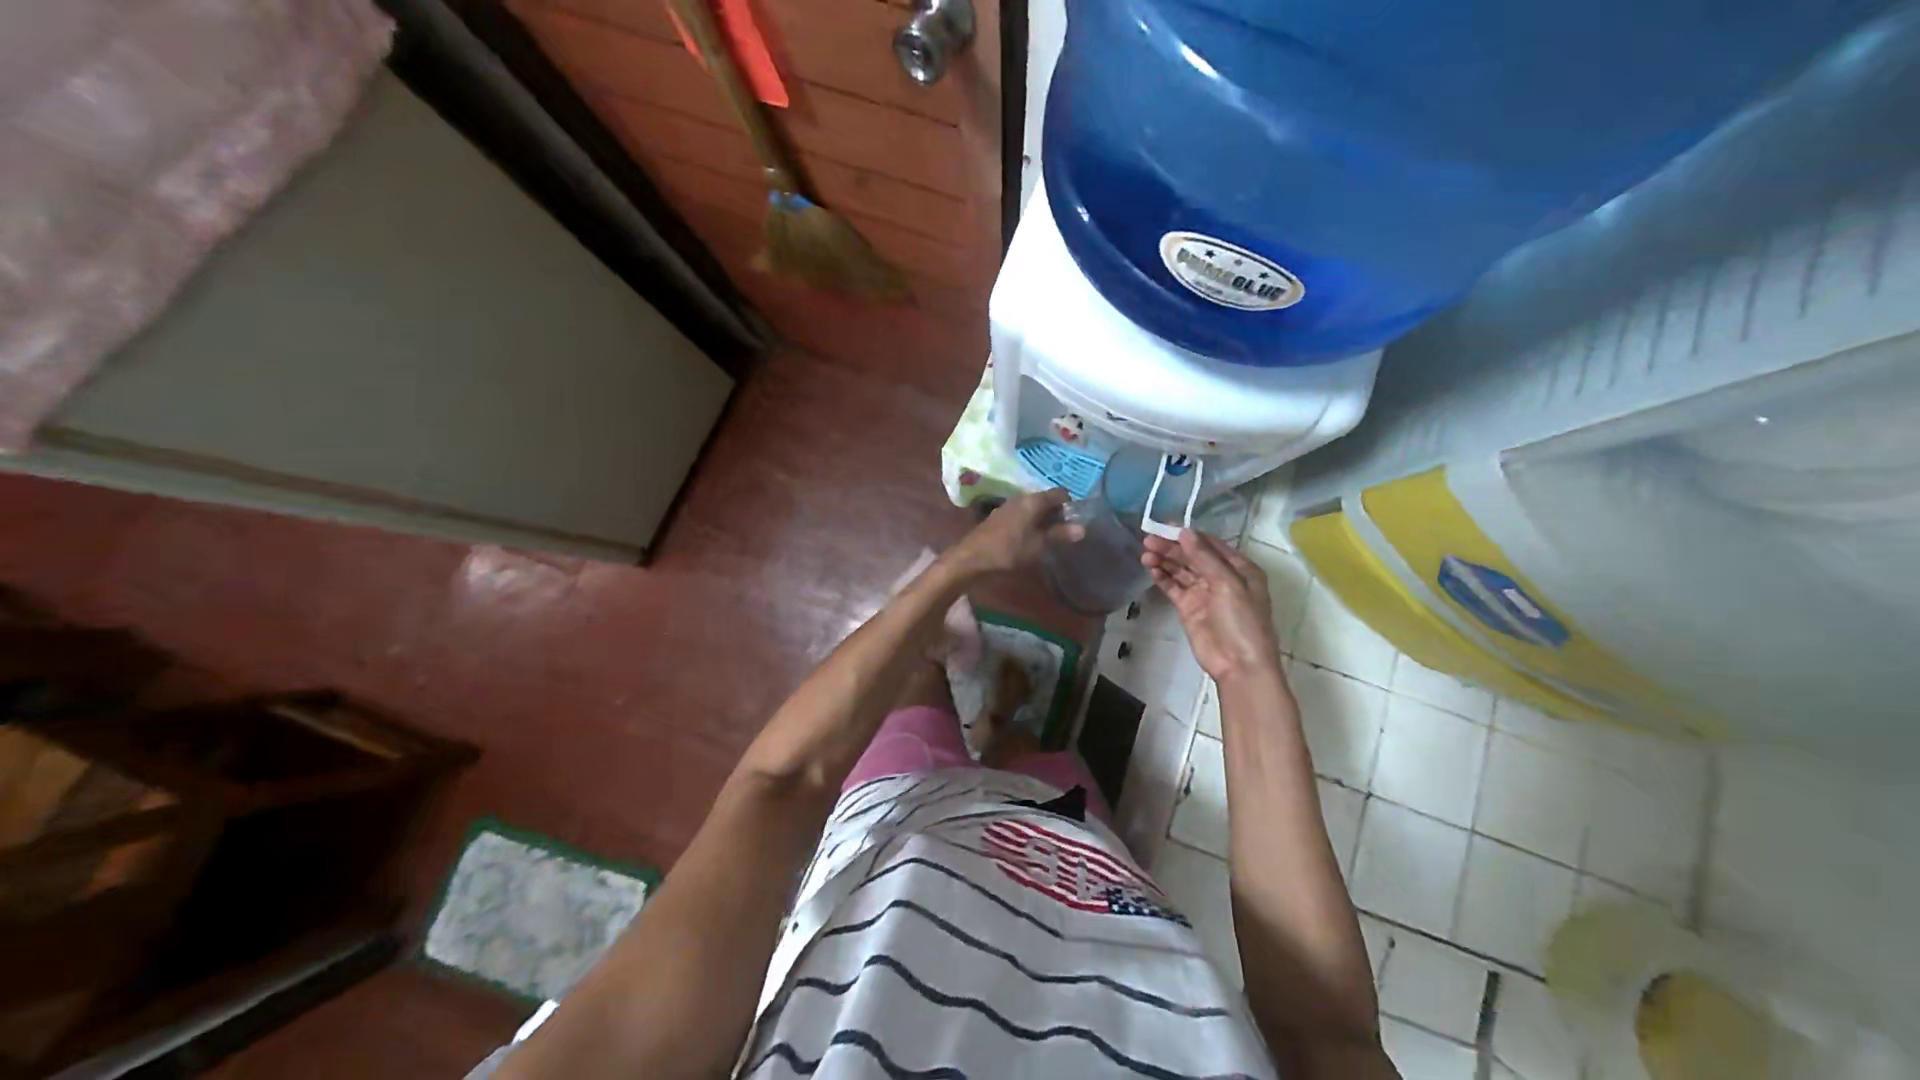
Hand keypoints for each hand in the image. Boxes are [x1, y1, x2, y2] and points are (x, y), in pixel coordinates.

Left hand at [948, 488, 1082, 575]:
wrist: (971, 558)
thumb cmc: (1008, 550)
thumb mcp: (1038, 545)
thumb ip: (1059, 534)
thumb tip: (1083, 528)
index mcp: (1033, 500)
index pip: (1060, 493)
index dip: (1070, 506)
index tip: (1074, 522)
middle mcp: (1022, 497)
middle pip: (1047, 500)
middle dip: (1058, 514)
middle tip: (1065, 533)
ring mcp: (1009, 505)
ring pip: (1034, 507)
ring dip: (1043, 519)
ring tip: (1049, 538)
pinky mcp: (1000, 516)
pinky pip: (1022, 514)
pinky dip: (1031, 523)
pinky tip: (1031, 539)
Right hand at [1141, 529, 1283, 683]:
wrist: (1239, 664)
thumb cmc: (1242, 621)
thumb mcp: (1228, 584)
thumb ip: (1205, 557)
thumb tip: (1184, 532)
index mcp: (1239, 567)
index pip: (1209, 544)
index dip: (1187, 534)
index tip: (1164, 526)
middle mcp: (1220, 576)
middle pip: (1192, 555)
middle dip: (1171, 547)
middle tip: (1148, 540)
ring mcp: (1203, 592)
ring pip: (1181, 570)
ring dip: (1164, 561)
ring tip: (1145, 554)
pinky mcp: (1189, 608)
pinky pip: (1173, 587)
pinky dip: (1163, 577)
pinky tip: (1151, 569)